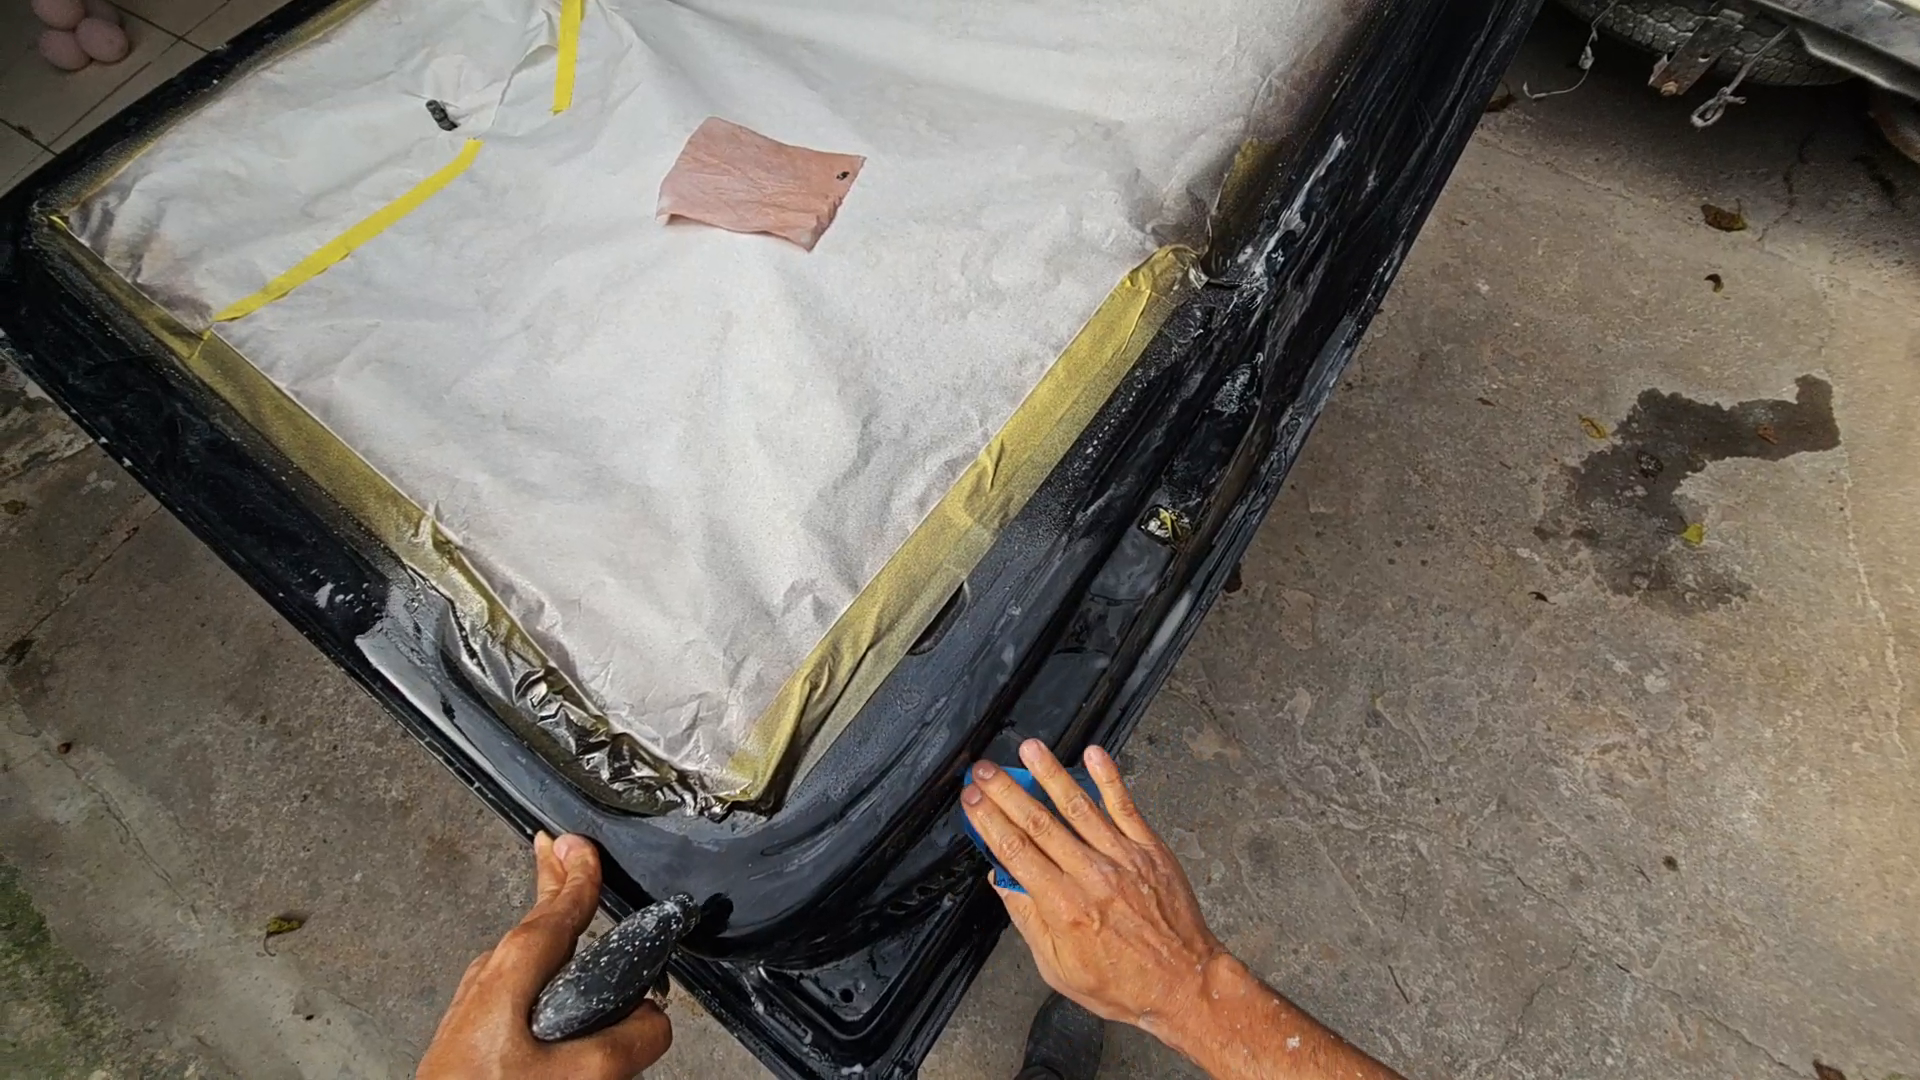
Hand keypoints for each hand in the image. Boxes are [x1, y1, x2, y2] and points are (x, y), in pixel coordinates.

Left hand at [418, 832, 671, 1079]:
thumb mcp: (579, 1076)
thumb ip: (631, 1038)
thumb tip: (656, 1020)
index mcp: (515, 969)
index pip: (562, 904)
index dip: (580, 870)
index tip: (581, 840)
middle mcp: (491, 978)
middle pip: (538, 916)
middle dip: (556, 882)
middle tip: (563, 848)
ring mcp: (475, 1008)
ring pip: (526, 953)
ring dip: (551, 925)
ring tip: (566, 904)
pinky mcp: (471, 1036)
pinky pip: (517, 982)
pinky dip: (541, 960)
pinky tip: (552, 976)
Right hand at [964, 742, 1404, 1079]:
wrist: (1186, 984)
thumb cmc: (1120, 983)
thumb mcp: (1059, 969)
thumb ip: (1028, 921)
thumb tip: (1002, 881)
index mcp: (1063, 905)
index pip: (1016, 851)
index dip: (989, 821)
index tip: (970, 797)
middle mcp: (1089, 874)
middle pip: (1039, 822)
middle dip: (1007, 791)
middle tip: (984, 768)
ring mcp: (1121, 856)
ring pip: (1079, 806)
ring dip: (1051, 774)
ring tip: (1030, 747)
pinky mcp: (1148, 847)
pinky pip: (1124, 806)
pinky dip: (1109, 779)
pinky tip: (1093, 753)